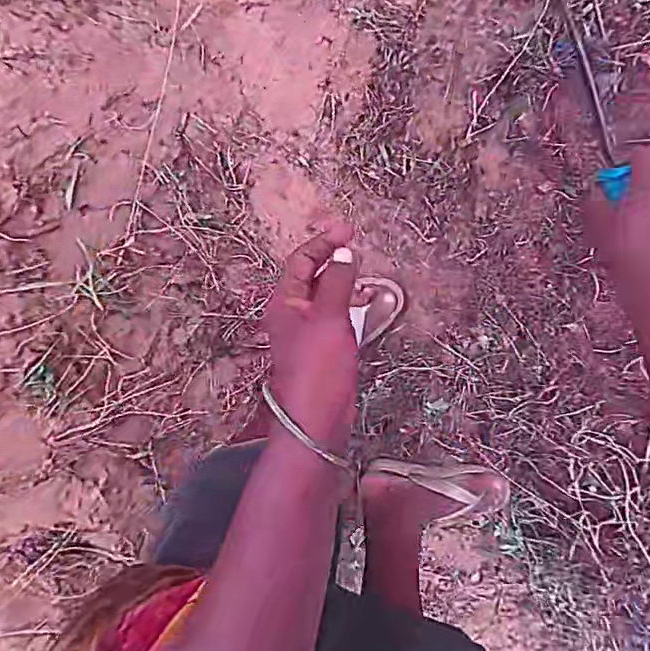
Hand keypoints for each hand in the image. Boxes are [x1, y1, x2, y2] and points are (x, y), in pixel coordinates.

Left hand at [263, 223, 360, 451]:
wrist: (316, 419)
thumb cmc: (318, 367)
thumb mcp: (328, 317)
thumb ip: (337, 281)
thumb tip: (344, 253)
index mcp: (285, 301)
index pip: (301, 260)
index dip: (323, 242)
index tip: (347, 230)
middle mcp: (291, 312)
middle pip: (310, 274)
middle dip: (332, 258)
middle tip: (356, 246)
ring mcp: (305, 331)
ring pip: (323, 294)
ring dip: (342, 280)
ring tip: (365, 275)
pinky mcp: (320, 347)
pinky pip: (333, 314)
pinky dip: (348, 303)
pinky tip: (364, 304)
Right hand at [583, 140, 649, 307]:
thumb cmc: (632, 268)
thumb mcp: (602, 236)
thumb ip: (597, 208)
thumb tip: (595, 192)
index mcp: (647, 191)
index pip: (644, 155)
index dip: (629, 161)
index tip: (616, 178)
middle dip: (649, 173)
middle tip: (628, 191)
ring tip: (637, 214)